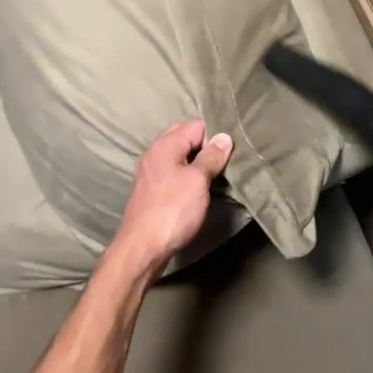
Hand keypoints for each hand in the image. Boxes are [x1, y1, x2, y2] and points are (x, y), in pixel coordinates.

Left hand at [110, 119, 233, 275]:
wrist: (142, 247)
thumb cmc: (173, 210)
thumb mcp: (198, 181)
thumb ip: (211, 157)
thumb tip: (224, 137)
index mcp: (165, 144)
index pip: (195, 125)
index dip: (214, 135)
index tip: (230, 151)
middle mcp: (154, 151)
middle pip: (184, 136)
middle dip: (204, 145)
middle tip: (224, 160)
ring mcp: (149, 170)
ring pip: (178, 154)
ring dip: (195, 160)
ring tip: (214, 173)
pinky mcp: (150, 188)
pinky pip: (171, 169)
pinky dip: (185, 172)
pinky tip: (195, 186)